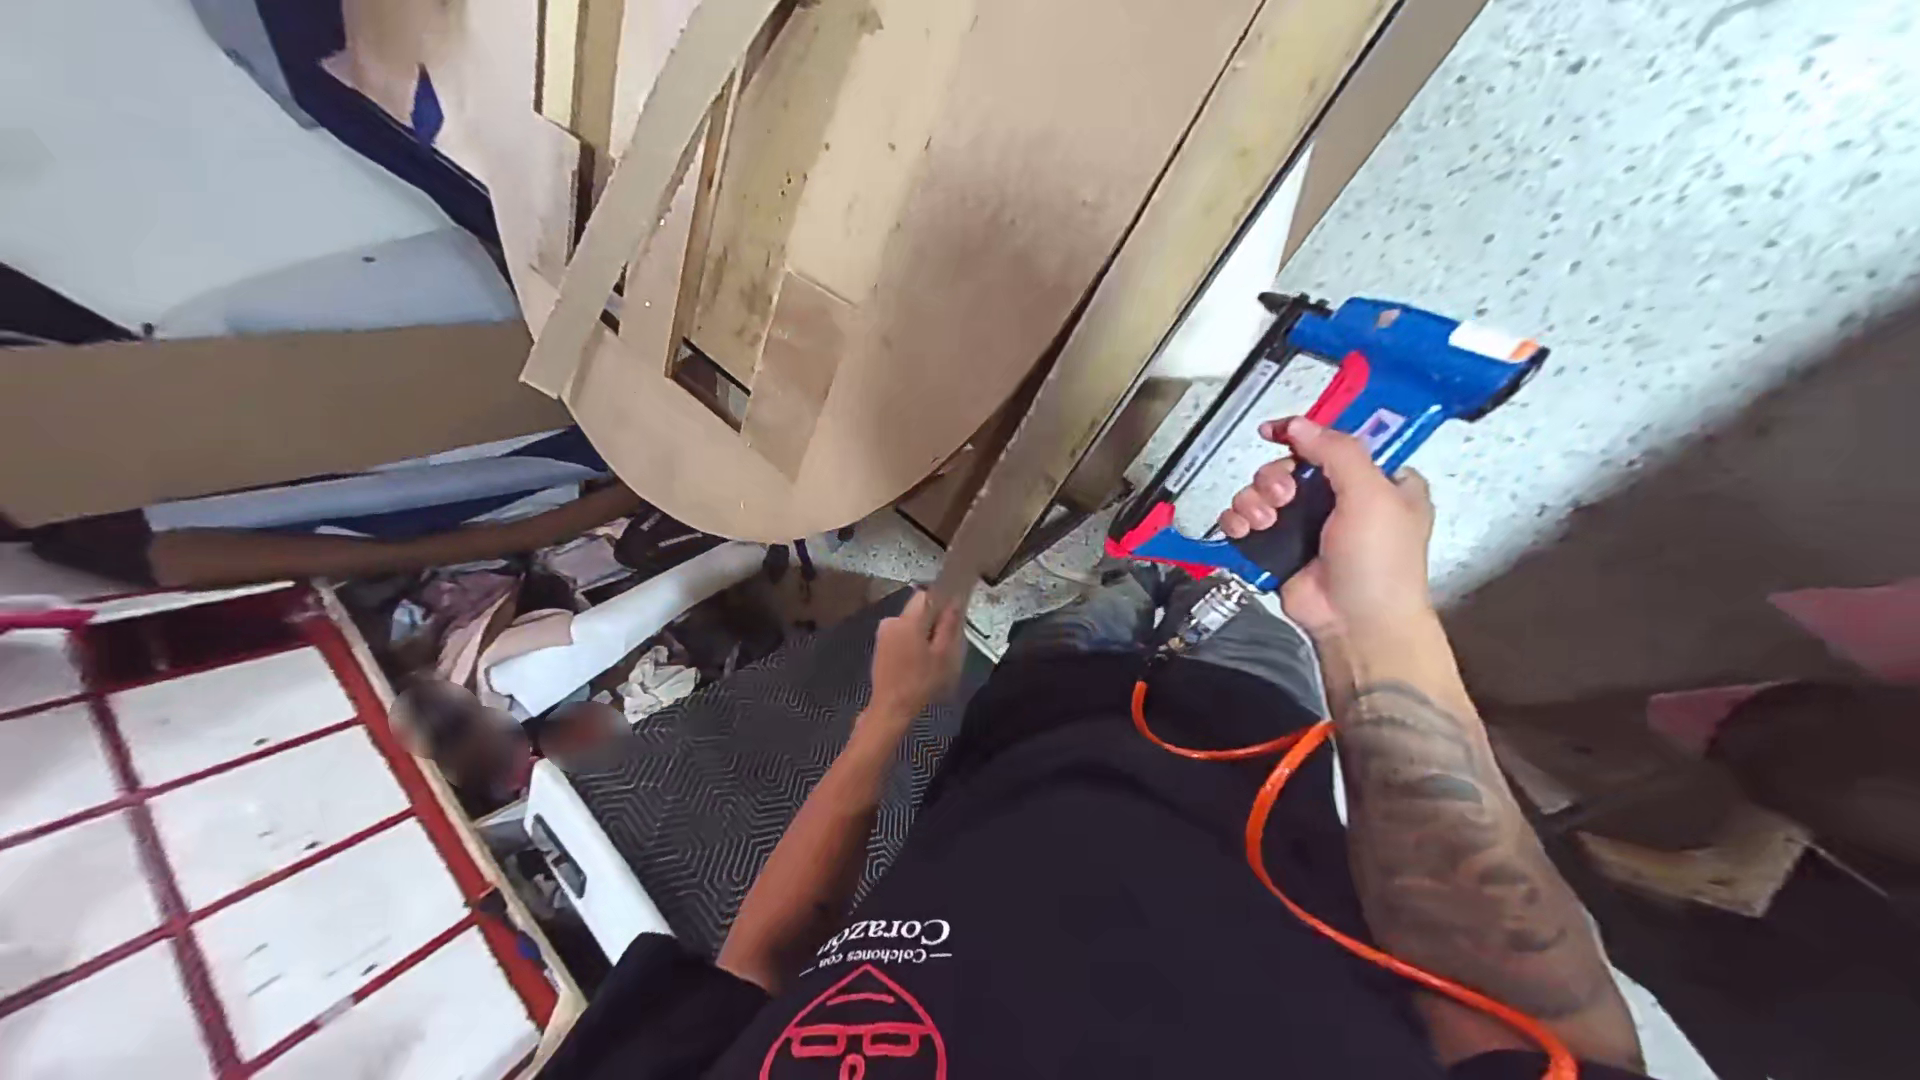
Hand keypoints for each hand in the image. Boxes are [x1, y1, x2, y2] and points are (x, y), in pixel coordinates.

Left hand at [867, 591, 963, 723]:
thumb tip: (955, 601)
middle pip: (919, 608)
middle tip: (946, 642)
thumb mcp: (943, 654)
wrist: (891, 707)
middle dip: (934, 619)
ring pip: (911, 621)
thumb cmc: (921, 682)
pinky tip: (918, 660)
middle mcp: (892, 620)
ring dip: (923, 630)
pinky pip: (901, 632)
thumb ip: (950, 624)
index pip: (927, 595)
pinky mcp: (881, 644)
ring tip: (932, 655)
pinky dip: (912, 639)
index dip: (943, 601)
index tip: (953, 617)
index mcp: (908, 620)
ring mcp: (883, 632)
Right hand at [1216, 416, 1434, 641]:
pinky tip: (1243, 530)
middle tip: (1280, 497)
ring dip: (1254, 500)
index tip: (1274, 432)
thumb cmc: (1378, 559)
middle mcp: (1338, 498)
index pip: (1334, 443)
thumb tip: (1297, 423)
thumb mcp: (1371, 496)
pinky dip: (1237, 520)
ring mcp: (1304, 523)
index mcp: (1376, 480)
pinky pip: (1244, 519)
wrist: (1354, 621)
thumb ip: (1337, 452)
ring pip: (1261, 490)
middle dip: (1274, 477)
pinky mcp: (1276, 546)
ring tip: (1264, 522)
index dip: (1305, 434)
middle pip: (1289, 465)